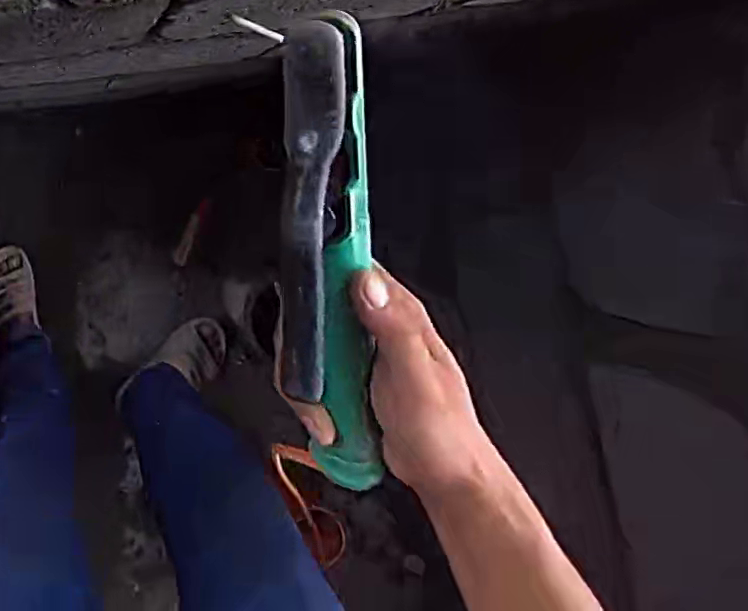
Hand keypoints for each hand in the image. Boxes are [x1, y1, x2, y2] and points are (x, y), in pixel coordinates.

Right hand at [281, 263, 495, 494]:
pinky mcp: (339, 372)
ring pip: (303, 342)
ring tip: (327, 414)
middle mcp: (371, 319)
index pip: (348, 266)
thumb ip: (394, 327)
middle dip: (304, 348)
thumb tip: (365, 281)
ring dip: (306, 382)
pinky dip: (308, 396)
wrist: (443, 480)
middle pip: (312, 307)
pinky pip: (305, 370)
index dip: (321, 273)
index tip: (307, 307)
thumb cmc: (444, 431)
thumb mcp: (419, 377)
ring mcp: (352, 347)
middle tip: (318, 382)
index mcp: (396, 307)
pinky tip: (327, 420)